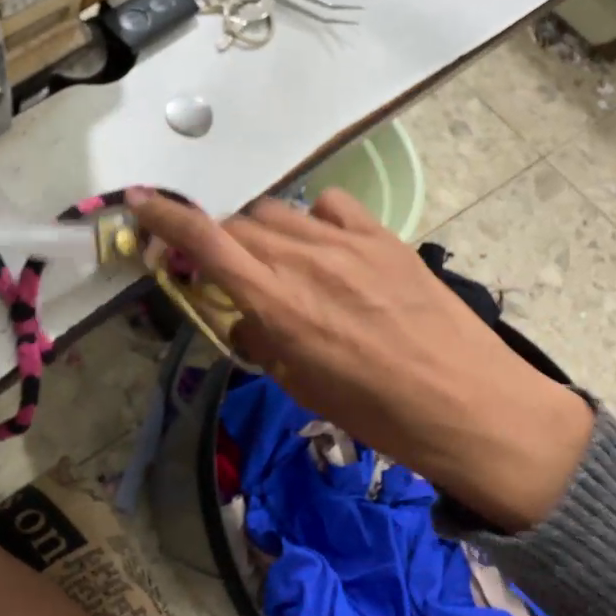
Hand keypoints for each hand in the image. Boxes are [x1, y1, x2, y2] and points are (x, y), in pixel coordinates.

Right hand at [129, 188, 593, 532]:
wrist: (477, 411)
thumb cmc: (378, 414)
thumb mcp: (299, 385)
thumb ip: (259, 336)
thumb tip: (240, 311)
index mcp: (277, 302)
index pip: (204, 241)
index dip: (164, 217)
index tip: (138, 200)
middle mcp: (303, 260)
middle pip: (235, 224)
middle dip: (216, 240)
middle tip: (222, 266)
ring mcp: (345, 242)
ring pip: (275, 211)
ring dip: (260, 232)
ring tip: (277, 260)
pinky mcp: (383, 236)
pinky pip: (328, 205)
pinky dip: (312, 219)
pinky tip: (325, 245)